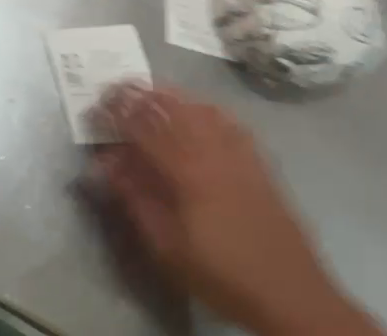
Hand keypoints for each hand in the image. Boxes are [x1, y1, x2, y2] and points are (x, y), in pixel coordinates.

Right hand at [93, 85, 385, 335]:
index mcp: (186, 172)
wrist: (292, 297)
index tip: (93, 106)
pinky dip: (206, 108)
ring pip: (200, 109)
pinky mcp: (260, 165)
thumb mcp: (166, 246)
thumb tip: (105, 162)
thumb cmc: (221, 273)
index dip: (114, 113)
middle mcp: (213, 154)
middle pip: (170, 109)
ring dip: (170, 95)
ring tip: (148, 92)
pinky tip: (197, 110)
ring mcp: (240, 157)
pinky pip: (230, 123)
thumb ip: (134, 198)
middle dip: (138, 94)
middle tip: (114, 88)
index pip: (141, 128)